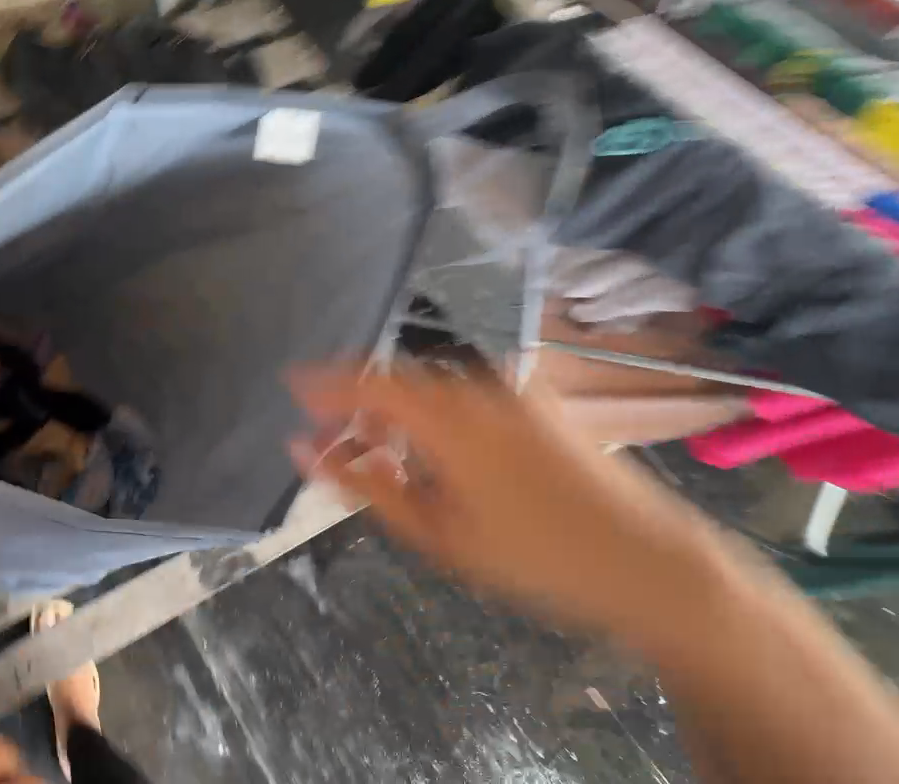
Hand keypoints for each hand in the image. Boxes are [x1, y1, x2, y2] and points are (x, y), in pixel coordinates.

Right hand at [288, 362, 734, 642]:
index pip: (364, 380)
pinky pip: (463, 392)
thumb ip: (361, 483)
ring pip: (429, 385)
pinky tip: (430, 450)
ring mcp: (513, 391)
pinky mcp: (537, 402)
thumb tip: (301, 447)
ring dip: (394, 409)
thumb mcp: (434, 531)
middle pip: (395, 379)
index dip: (320, 381)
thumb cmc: (535, 556)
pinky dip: (431, 411)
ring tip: (378, 450)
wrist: (657, 567)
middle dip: (355, 402)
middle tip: (331, 437)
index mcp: (448, 415)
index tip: (288, 387)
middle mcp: (477, 387)